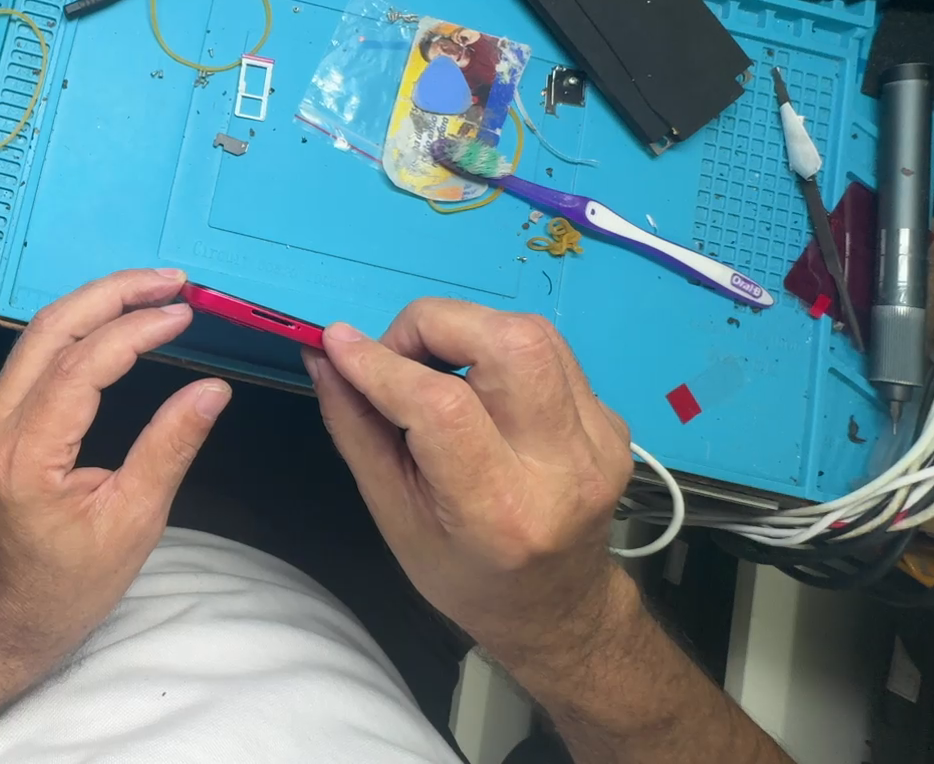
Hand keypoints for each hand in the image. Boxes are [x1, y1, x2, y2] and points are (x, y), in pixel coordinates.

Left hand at [0, 269, 231, 677]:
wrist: (8, 609)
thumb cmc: (70, 581)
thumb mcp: (133, 522)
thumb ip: (169, 447)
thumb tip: (212, 391)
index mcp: (26, 454)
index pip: (81, 365)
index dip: (135, 330)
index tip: (182, 312)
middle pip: (50, 328)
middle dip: (112, 292)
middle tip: (170, 280)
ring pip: (39, 331)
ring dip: (96, 300)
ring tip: (152, 289)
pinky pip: (37, 350)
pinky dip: (80, 323)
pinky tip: (117, 316)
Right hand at [305, 300, 633, 664]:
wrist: (557, 609)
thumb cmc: (458, 569)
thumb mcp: (387, 510)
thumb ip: (352, 425)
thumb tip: (323, 355)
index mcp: (499, 509)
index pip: (442, 406)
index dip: (380, 363)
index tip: (336, 344)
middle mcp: (563, 467)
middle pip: (510, 345)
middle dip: (432, 325)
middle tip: (395, 355)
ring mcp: (598, 440)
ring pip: (531, 332)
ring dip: (461, 329)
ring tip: (428, 365)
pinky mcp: (611, 421)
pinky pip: (546, 350)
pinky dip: (490, 349)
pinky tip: (472, 386)